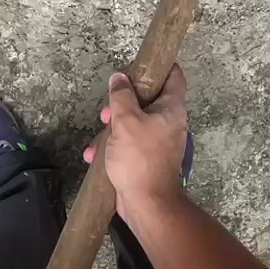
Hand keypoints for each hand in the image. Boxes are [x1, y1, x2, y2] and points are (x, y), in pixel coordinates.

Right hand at [84, 65, 189, 215]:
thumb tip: (119, 78)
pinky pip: (129, 143)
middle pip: (146, 99)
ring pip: (133, 122)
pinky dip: (113, 147)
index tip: (138, 65)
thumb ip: (121, 96)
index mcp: (172, 108)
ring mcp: (159, 141)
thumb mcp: (125, 121)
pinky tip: (95, 156)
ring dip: (112, 129)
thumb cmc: (139, 159)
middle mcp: (169, 122)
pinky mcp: (147, 157)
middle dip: (121, 104)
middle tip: (106, 113)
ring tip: (98, 141)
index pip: (173, 75)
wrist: (146, 203)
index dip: (158, 66)